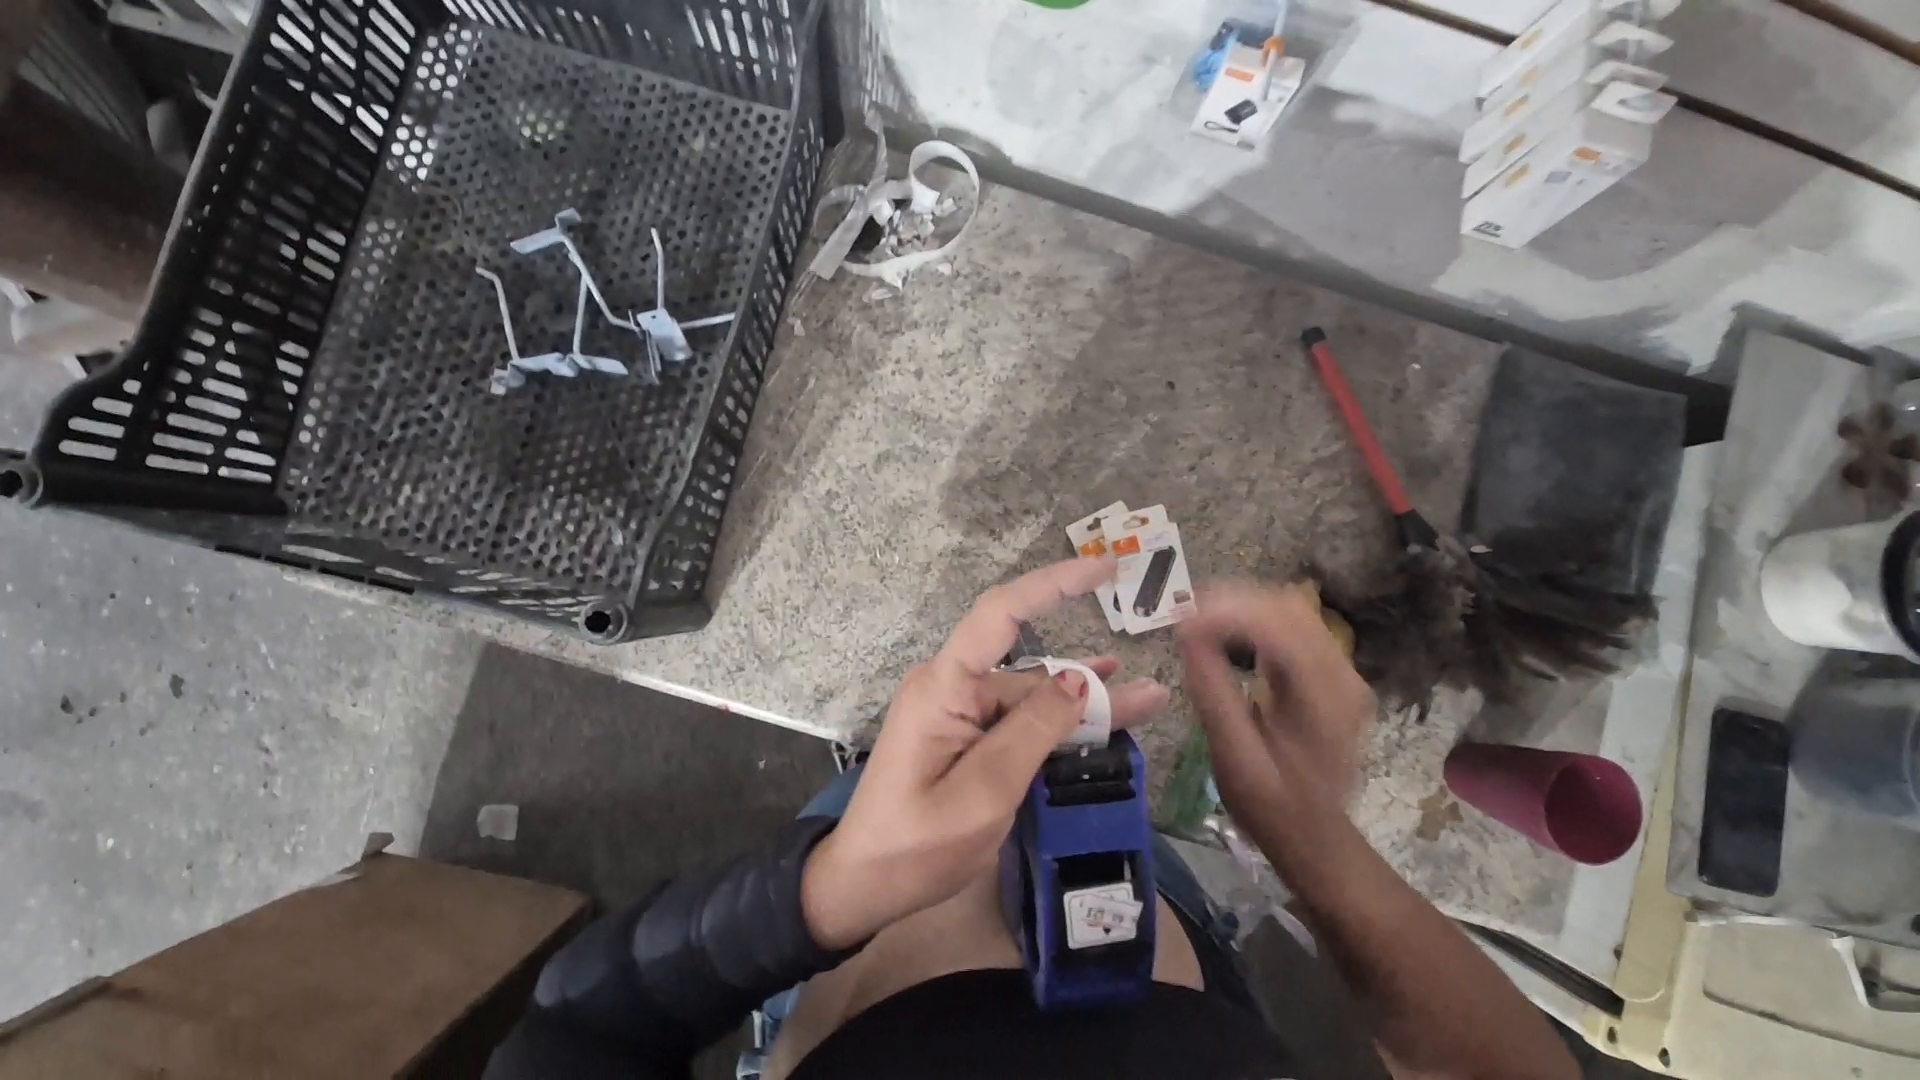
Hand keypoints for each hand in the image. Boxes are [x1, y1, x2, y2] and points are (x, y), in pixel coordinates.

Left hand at [801, 557, 1169, 949]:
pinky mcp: (963, 737)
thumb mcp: (986, 791)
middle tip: (1153, 691)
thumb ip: (1034, 730)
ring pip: (1031, 698)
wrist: (863, 886)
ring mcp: (956, 712)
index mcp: (945, 686)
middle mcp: (951, 687)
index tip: (1104, 568)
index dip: (1053, 584)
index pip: (1002, 613)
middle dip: (1089, 681)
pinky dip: (1057, 724)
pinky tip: (1100, 719)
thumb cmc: (917, 844)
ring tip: (1146, 702)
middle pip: (1031, 670)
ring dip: (1082, 704)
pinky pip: (1017, 721)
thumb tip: (1079, 680)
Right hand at [1176, 582, 1375, 841]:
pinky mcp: (1332, 675)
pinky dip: (1257, 622)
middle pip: (1288, 607)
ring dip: (1245, 607)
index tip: (1181, 622)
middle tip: (1185, 617)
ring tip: (1200, 622)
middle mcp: (1341, 674)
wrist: (1314, 836)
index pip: (1277, 625)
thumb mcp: (1233, 755)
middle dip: (1233, 602)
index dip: (1226, 612)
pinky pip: (1296, 628)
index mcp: (1322, 695)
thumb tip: (1187, 633)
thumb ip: (1213, 690)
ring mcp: (1342, 672)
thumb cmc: (1270, 804)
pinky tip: (1228, 635)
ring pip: (1293, 611)